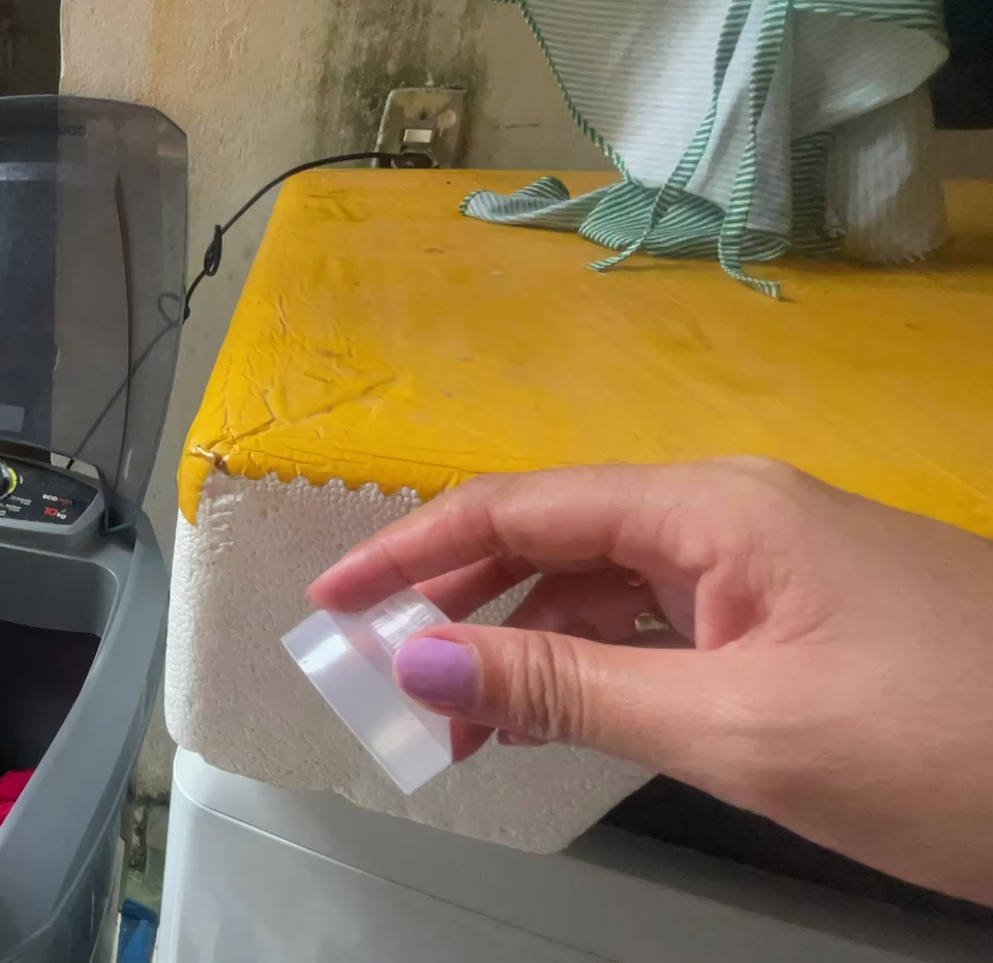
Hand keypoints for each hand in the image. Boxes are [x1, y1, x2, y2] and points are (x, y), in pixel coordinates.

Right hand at [308, 457, 992, 905]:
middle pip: (537, 541)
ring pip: (585, 586)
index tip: (331, 598)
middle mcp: (709, 511)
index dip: (404, 552)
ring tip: (457, 720)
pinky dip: (577, 664)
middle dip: (450, 604)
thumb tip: (414, 666)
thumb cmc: (968, 752)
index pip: (507, 511)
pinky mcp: (772, 607)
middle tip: (380, 666)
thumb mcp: (737, 729)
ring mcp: (744, 558)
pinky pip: (638, 619)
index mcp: (700, 507)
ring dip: (511, 645)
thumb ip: (560, 688)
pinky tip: (546, 710)